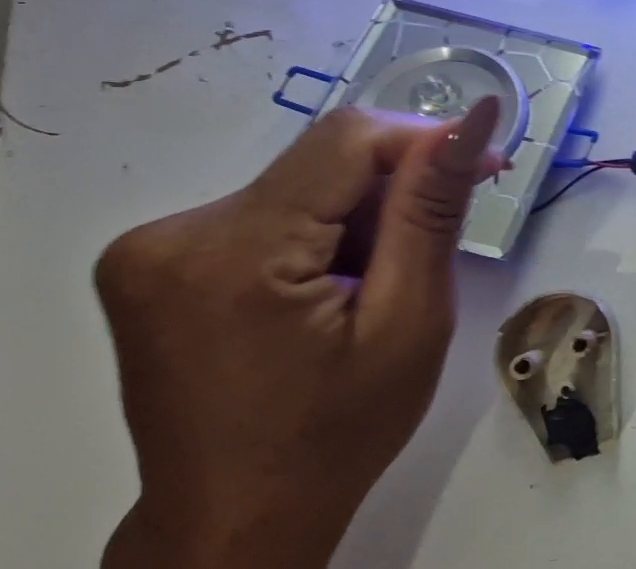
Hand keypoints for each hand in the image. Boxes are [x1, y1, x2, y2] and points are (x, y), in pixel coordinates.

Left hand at [94, 100, 504, 568]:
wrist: (236, 518)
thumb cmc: (337, 432)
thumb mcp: (409, 319)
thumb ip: (433, 208)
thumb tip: (478, 116)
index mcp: (234, 253)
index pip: (348, 139)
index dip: (425, 140)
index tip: (485, 168)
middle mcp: (172, 235)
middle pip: (323, 162)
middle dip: (393, 190)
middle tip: (433, 249)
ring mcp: (150, 249)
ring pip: (300, 183)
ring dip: (357, 214)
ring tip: (378, 283)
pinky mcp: (153, 263)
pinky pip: (266, 210)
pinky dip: (318, 233)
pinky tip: (334, 287)